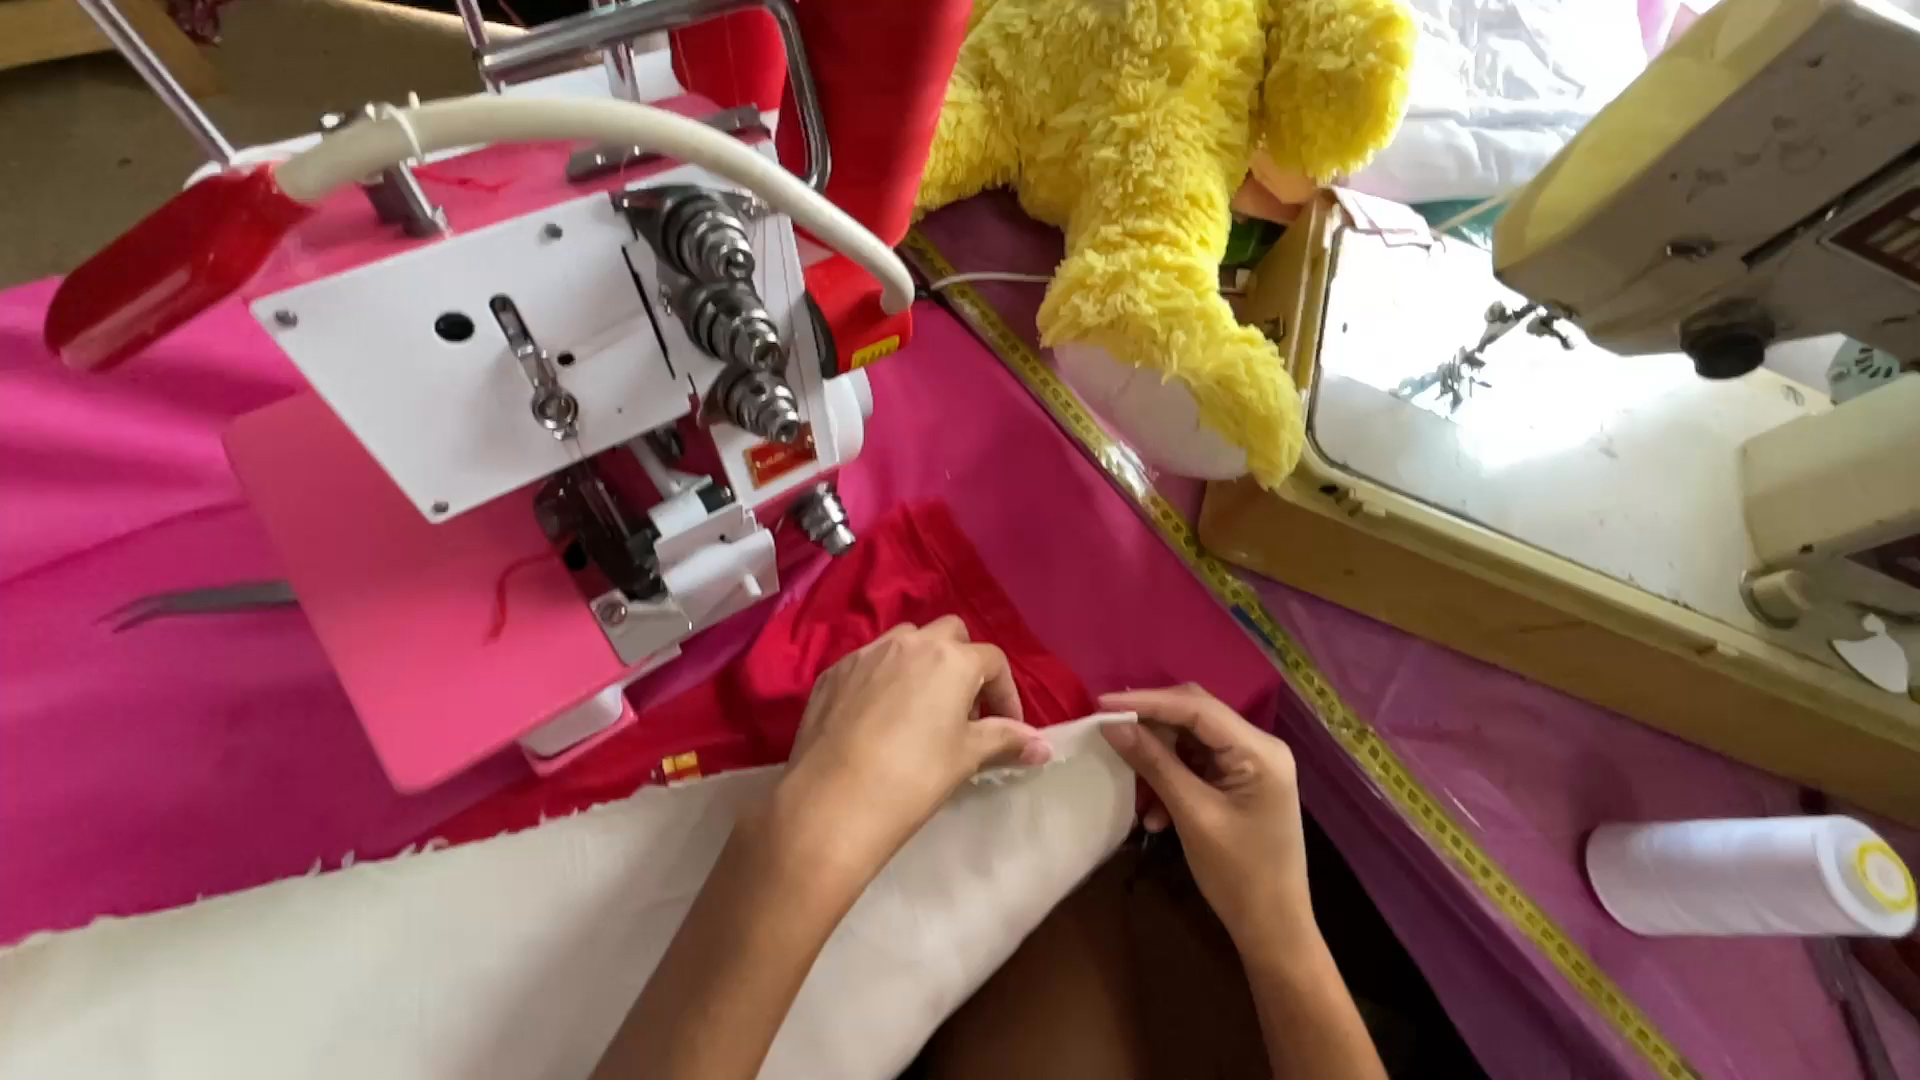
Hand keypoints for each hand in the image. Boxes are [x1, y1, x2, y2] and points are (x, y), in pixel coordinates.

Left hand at [780, 616, 1052, 877]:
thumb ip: (1006, 740)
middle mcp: (910, 643)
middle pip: (950, 634)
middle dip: (964, 662)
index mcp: (951, 659)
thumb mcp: (966, 757)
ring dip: (923, 663)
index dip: (1006, 694)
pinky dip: (884, 677)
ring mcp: (866, 653)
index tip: (1007, 728)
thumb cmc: (913, 777)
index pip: (993, 661)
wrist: (831, 801)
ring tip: (921, 707)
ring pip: (906, 640)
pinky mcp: (833, 672)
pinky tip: (879, 717)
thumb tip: (1044, 746)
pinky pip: (869, 661)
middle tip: (964, 708)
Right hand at [1100, 685, 1312, 952]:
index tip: (1102, 703)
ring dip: (1156, 759)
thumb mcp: (1192, 815)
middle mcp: (1257, 746)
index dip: (1147, 701)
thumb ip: (1154, 764)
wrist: (1273, 929)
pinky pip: (1193, 763)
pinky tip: (1155, 814)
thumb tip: (1111, 725)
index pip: (1196, 707)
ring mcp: (1248, 763)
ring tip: (1133, 788)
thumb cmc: (1239, 874)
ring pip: (1188, 739)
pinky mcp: (1236, 780)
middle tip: (1108, 732)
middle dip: (1150, 725)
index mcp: (1259, 750)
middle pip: (1193, 716)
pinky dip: (1168, 779)